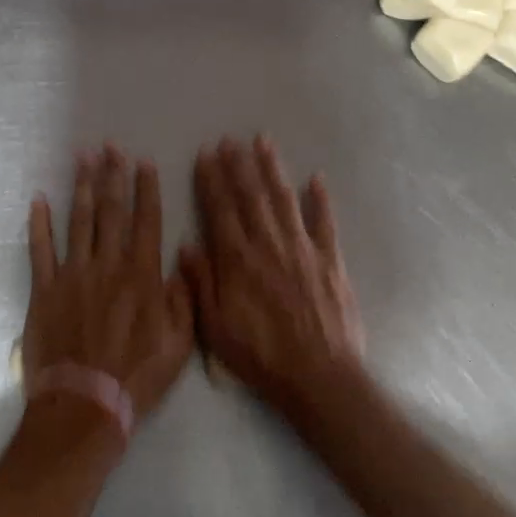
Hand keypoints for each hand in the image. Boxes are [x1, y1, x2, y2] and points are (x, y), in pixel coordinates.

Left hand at [23, 145, 193, 435]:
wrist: (84, 405)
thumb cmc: (136, 377)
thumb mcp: (179, 345)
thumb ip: (183, 298)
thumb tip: (183, 258)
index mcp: (141, 275)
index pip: (146, 221)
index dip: (145, 189)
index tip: (143, 162)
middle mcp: (107, 264)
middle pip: (111, 210)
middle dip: (112, 175)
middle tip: (110, 146)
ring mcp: (73, 274)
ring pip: (78, 220)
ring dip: (80, 186)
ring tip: (82, 157)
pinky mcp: (45, 289)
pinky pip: (40, 249)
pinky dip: (38, 223)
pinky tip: (38, 199)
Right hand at [180, 136, 365, 411]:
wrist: (319, 377)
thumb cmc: (261, 356)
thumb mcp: (215, 328)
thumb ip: (200, 283)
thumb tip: (185, 245)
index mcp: (237, 259)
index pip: (221, 208)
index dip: (212, 179)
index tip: (206, 153)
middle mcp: (268, 244)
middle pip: (251, 195)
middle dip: (238, 164)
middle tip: (229, 139)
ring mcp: (302, 248)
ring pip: (284, 199)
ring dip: (272, 168)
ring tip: (263, 141)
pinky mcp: (330, 260)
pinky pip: (325, 222)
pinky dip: (321, 199)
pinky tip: (316, 178)